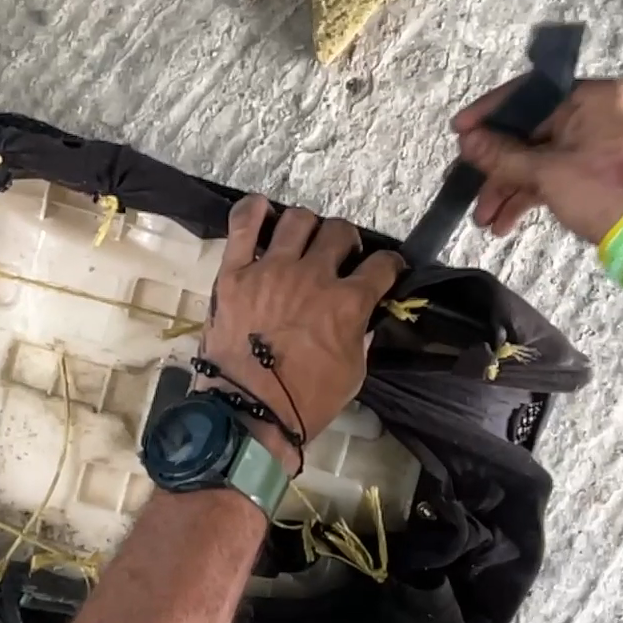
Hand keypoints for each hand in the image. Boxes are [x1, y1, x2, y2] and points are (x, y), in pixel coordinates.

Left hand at [198, 196, 404, 469]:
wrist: (247, 412)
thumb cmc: (305, 400)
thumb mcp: (353, 373)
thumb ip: (361, 335)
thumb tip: (364, 315)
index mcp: (347, 302)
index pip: (382, 265)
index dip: (388, 266)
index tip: (384, 270)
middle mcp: (312, 276)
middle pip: (338, 232)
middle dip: (345, 242)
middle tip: (337, 258)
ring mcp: (270, 270)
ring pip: (298, 220)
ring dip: (306, 227)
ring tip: (302, 242)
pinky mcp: (234, 272)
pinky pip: (243, 225)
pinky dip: (254, 210)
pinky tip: (262, 210)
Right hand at [452, 78, 622, 244]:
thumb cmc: (606, 190)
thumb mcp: (546, 172)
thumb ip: (501, 155)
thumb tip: (467, 141)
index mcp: (591, 97)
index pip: (527, 95)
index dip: (488, 114)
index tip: (458, 133)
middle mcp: (597, 113)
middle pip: (529, 133)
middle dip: (495, 168)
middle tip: (468, 189)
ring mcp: (598, 143)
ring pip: (538, 159)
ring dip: (508, 189)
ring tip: (486, 220)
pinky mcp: (599, 171)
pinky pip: (554, 175)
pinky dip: (530, 195)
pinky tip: (505, 222)